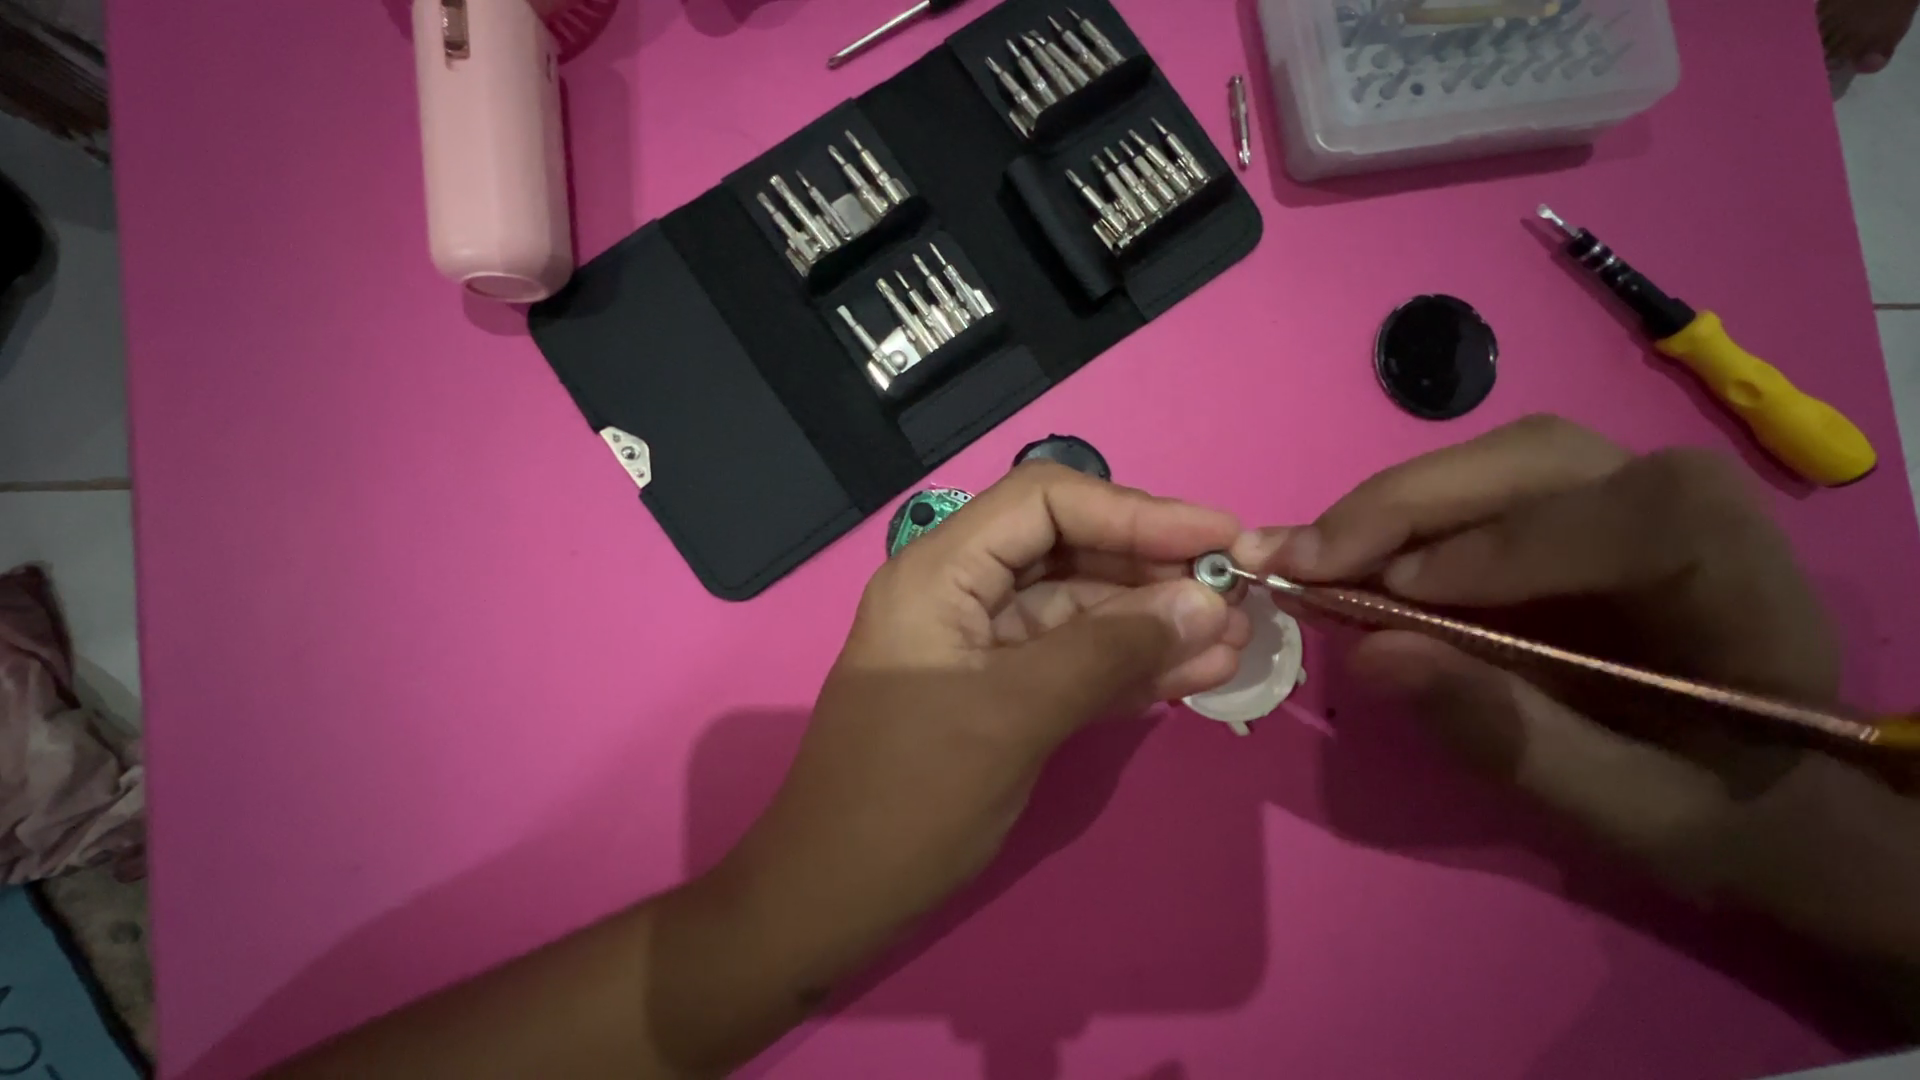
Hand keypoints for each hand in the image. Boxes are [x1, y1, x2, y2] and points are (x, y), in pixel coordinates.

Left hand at [266, 465, 1251, 1079]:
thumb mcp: (1003, 723)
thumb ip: (1104, 656)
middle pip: (1072, 544)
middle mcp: (957, 589)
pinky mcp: (993, 697)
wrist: (809, 905)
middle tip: (1250, 581)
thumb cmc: (882, 808)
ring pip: (1081, 604)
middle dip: (1160, 556)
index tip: (1225, 535)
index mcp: (940, 570)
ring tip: (1234, 635)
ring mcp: (978, 645)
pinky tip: (1181, 678)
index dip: (1138, 509)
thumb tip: (1206, 605)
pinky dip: (1133, 663)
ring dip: (1154, 614)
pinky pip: (1077, 658)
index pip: (1050, 502)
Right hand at [1233, 416, 1919, 968]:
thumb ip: (1511, 734)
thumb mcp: (1625, 808)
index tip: (1401, 594)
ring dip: (1378, 510)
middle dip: (1405, 506)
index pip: (1642, 516)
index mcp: (1746, 588)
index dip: (1513, 542)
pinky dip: (1381, 523)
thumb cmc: (1710, 807)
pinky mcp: (1549, 512)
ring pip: (1484, 464)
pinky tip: (1327, 558)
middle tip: (1299, 561)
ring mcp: (1610, 500)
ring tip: (1296, 561)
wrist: (1741, 779)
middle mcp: (1685, 512)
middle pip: (1535, 461)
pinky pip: (1457, 492)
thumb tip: (1371, 654)